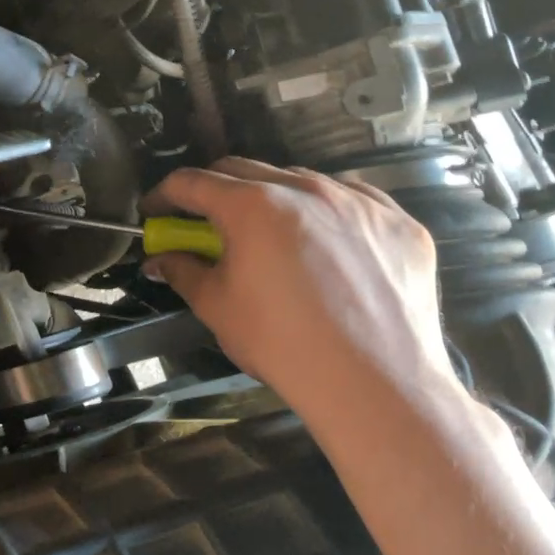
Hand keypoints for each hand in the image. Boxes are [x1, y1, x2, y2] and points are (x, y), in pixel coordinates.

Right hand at [144, 158, 455, 426]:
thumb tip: (160, 259)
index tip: (154, 213)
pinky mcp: (400, 224)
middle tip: (203, 222)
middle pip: (243, 170)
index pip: (191, 182)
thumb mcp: (215, 306)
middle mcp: (305, 189)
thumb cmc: (281, 343)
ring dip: (271, 197)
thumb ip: (182, 271)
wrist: (376, 385)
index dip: (163, 195)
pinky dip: (328, 212)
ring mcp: (359, 202)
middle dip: (214, 191)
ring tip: (268, 232)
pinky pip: (354, 200)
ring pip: (300, 180)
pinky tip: (325, 241)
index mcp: (252, 206)